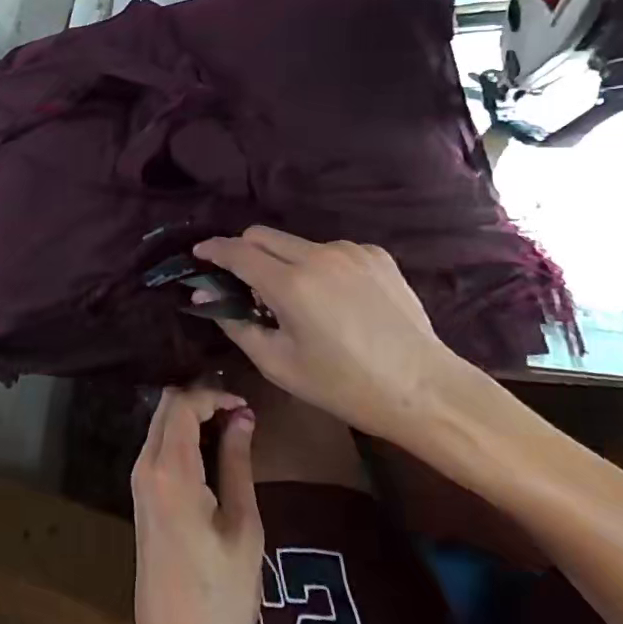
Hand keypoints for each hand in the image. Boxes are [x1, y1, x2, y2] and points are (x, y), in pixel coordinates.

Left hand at [132, 387, 263, 623]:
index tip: (246, 405)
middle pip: (166, 407)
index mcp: (170, 471)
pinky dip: (182, 436)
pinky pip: (158, 448)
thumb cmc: (219, 592)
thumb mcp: (242, 526)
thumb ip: (237, 462)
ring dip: (191, 416)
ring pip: (160, 425)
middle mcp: (145, 468)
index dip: (215, 393)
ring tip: (231, 426)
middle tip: (239, 410)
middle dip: (201, 398)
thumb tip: (242, 416)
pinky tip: (211, 450)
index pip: (183, 403)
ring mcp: (139, 485)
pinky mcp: (141, 500)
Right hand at [193, 227, 470, 441]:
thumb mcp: (280, 365)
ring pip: (299, 244)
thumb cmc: (344, 385)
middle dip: (245, 252)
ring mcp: (351, 250)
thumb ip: (237, 325)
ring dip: (286, 262)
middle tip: (245, 286)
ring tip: (301, 304)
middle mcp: (319, 254)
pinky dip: (321, 268)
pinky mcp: (376, 254)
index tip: (200, 254)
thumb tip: (207, 297)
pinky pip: (333, 252)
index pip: (239, 252)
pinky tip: (338, 302)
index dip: (214, 250)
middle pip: (264, 236)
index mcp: (291, 283)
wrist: (422, 387)